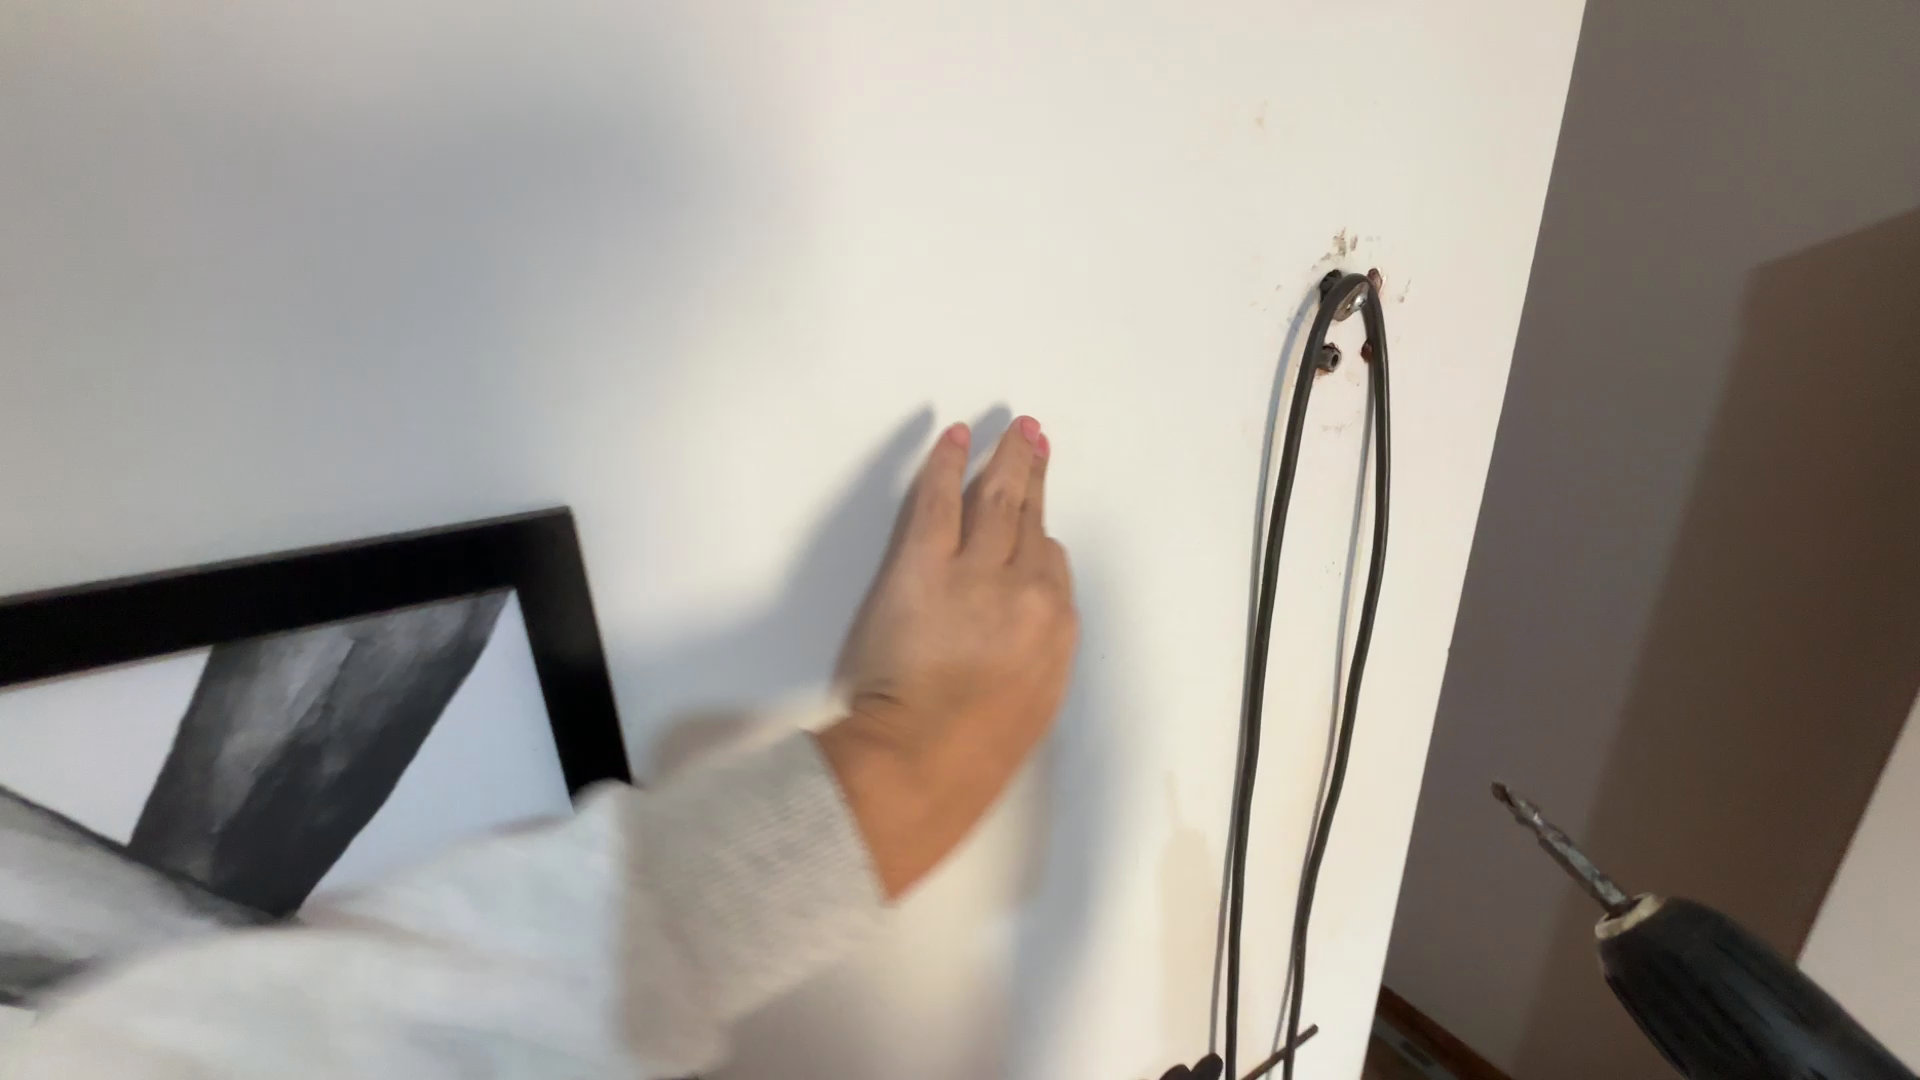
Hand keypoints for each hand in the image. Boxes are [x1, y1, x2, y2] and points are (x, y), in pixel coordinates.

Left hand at [816, 416, 1077, 897]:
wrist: (918, 768)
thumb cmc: (973, 757)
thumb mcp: (1033, 710)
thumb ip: (1039, 655)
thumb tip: (1032, 621)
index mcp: (1056, 631)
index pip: (1052, 565)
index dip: (1038, 536)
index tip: (1033, 517)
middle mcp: (1027, 591)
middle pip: (1032, 521)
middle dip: (1034, 475)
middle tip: (1035, 439)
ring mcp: (976, 573)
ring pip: (996, 500)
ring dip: (1005, 459)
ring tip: (1012, 431)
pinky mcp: (925, 565)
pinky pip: (940, 500)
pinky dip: (947, 463)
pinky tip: (954, 436)